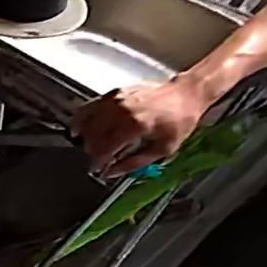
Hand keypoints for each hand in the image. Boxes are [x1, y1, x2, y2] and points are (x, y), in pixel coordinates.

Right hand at [71, 75, 214, 175]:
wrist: (185, 93)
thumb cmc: (178, 122)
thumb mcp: (163, 149)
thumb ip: (134, 163)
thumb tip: (111, 172)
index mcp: (134, 126)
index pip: (105, 148)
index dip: (97, 161)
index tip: (96, 169)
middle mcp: (121, 111)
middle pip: (93, 135)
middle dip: (91, 151)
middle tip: (95, 160)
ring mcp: (115, 100)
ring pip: (86, 121)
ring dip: (83, 136)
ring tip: (85, 145)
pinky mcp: (113, 93)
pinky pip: (89, 107)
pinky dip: (82, 119)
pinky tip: (80, 128)